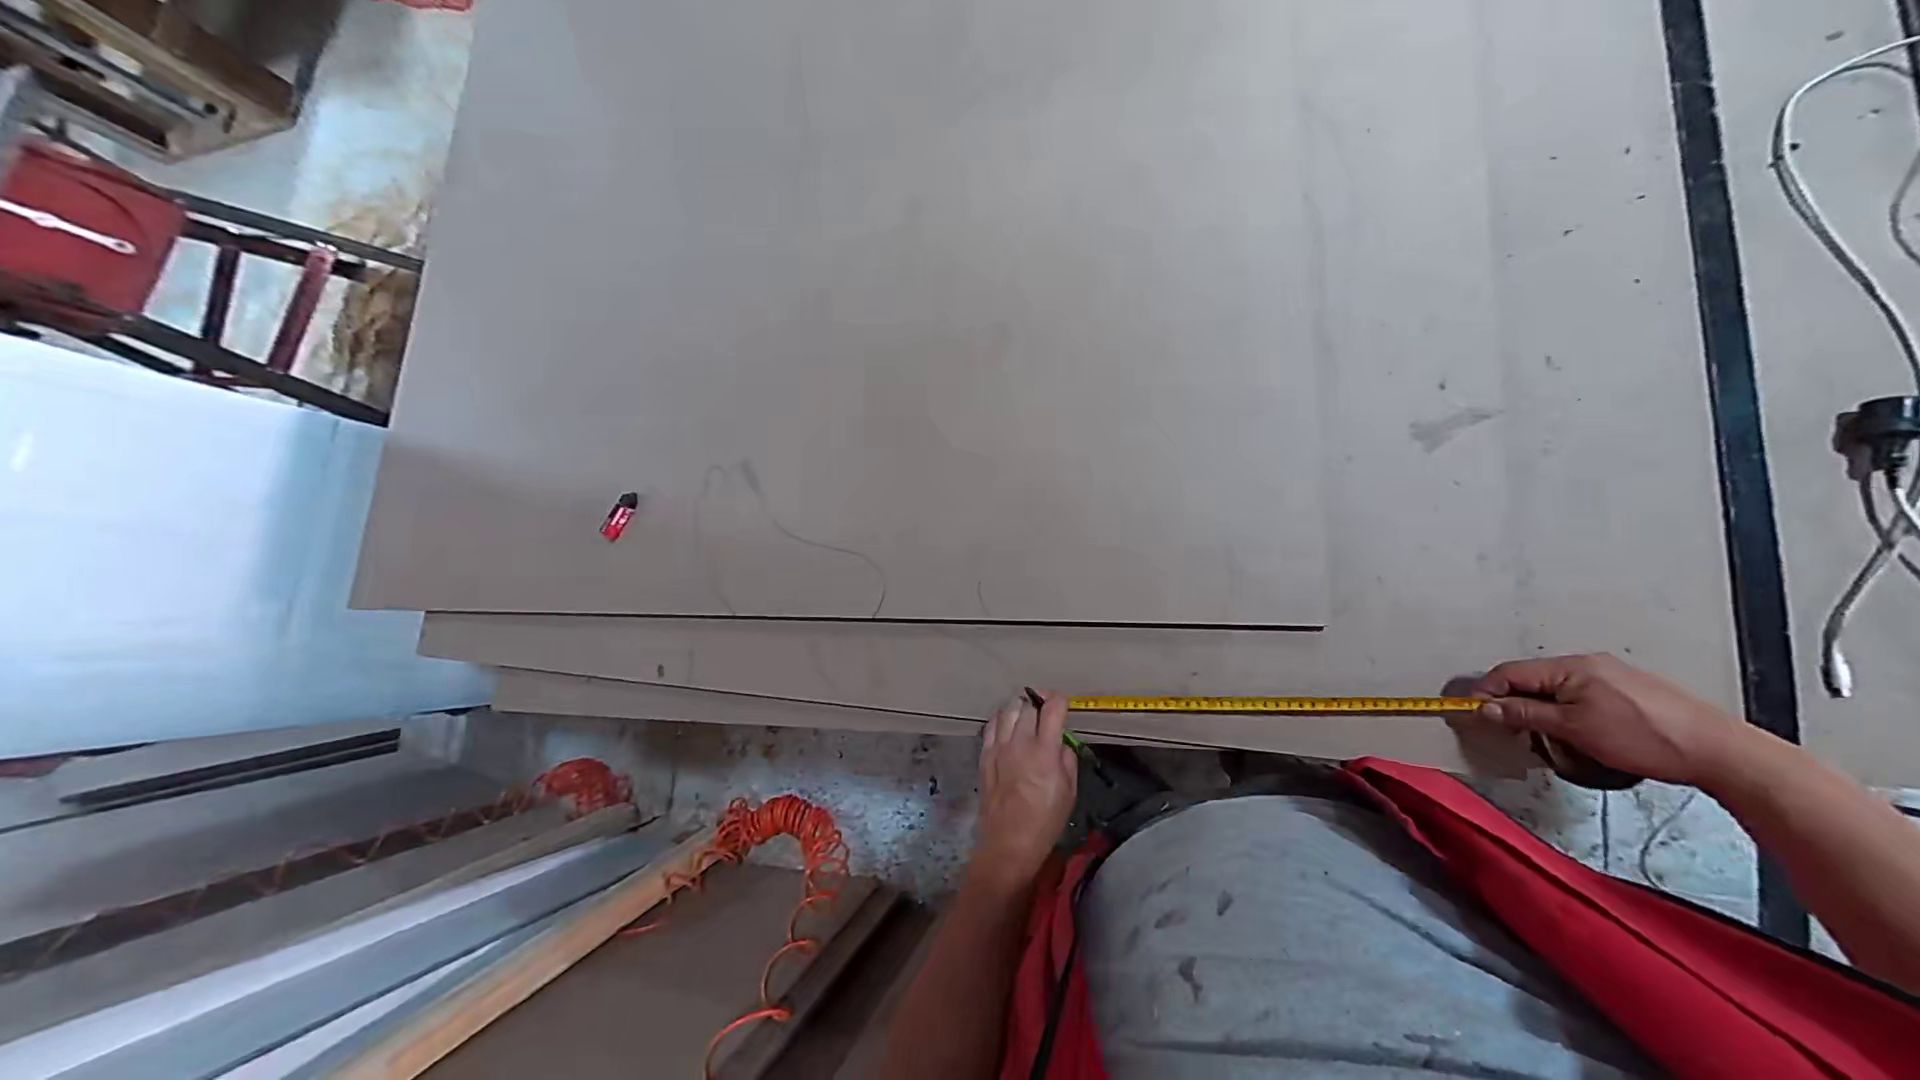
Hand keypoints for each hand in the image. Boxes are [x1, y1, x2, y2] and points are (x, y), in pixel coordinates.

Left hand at [971, 690, 1077, 889]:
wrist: (1009, 842)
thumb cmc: (1045, 821)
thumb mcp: (1070, 791)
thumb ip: (1067, 759)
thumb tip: (1061, 742)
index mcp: (1045, 751)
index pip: (1052, 709)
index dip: (1060, 700)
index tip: (1063, 703)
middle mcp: (1020, 743)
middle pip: (1028, 705)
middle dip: (1040, 701)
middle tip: (1046, 706)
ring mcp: (999, 747)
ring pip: (1008, 710)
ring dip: (1020, 706)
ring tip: (1027, 712)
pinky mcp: (985, 755)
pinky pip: (991, 725)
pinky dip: (1001, 718)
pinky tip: (1007, 722)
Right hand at [1472, 654, 1753, 785]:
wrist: (1721, 753)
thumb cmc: (1647, 739)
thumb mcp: (1573, 730)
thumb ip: (1524, 714)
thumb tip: (1486, 707)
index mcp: (1571, 667)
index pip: (1510, 673)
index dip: (1486, 692)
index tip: (1474, 712)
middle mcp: (1589, 664)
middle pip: (1532, 679)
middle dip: (1514, 702)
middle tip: (1509, 728)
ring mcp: (1612, 676)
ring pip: (1556, 688)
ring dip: (1542, 708)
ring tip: (1547, 735)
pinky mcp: (1629, 691)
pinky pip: (1580, 694)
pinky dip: (1566, 710)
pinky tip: (1578, 731)